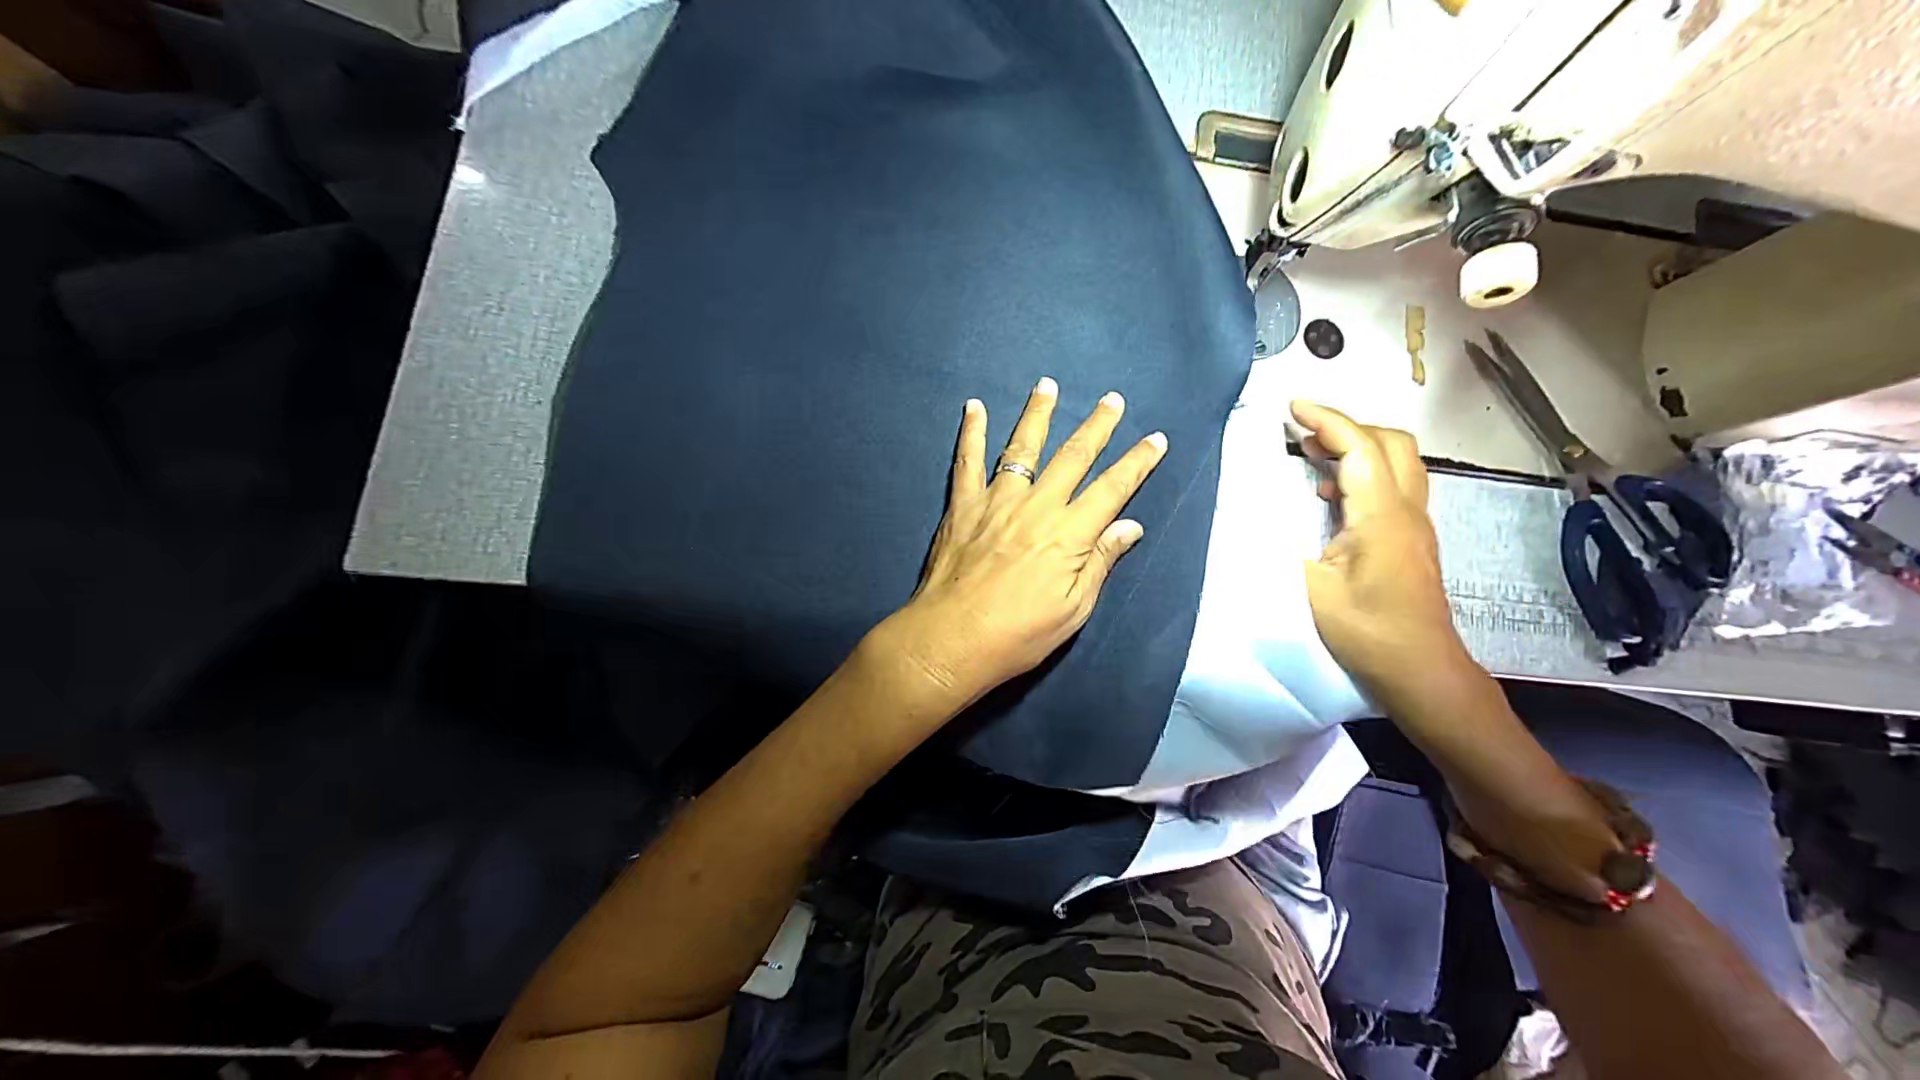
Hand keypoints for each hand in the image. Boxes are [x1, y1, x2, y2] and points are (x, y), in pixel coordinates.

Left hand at [873, 377, 1167, 709]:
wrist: (952, 638)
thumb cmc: (1018, 633)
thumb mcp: (1073, 608)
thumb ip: (1100, 561)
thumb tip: (1130, 525)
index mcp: (1070, 533)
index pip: (1114, 488)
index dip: (1138, 462)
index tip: (1155, 439)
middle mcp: (1037, 506)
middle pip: (1073, 457)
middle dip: (1097, 426)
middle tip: (1112, 400)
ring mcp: (996, 502)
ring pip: (1023, 448)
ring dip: (1038, 414)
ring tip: (1048, 385)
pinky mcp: (963, 506)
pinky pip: (968, 462)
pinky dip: (972, 433)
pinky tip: (974, 408)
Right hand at [1291, 400, 1475, 707]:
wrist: (1421, 669)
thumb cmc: (1367, 631)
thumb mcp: (1312, 589)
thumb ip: (1286, 544)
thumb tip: (1260, 515)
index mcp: (1381, 516)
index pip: (1359, 447)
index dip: (1326, 420)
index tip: (1293, 407)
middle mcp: (1407, 510)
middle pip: (1390, 443)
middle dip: (1346, 425)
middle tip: (1302, 431)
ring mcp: (1415, 524)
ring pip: (1397, 462)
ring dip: (1356, 447)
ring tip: (1311, 455)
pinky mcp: (1412, 539)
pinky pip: (1392, 486)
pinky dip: (1362, 473)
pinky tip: (1330, 497)